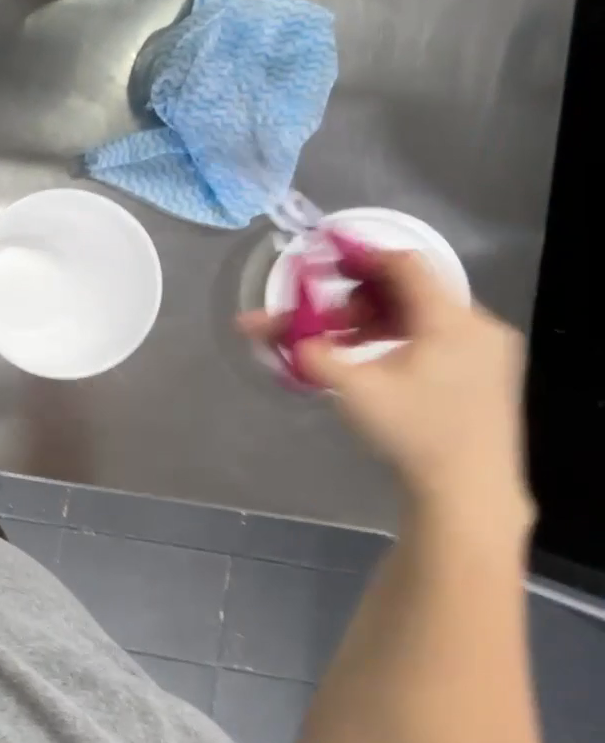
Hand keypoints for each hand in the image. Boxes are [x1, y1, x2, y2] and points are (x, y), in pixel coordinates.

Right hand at [240, 251, 531, 522]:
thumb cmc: (413, 429)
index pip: (404, 266)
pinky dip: (389, 335)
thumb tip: (257, 325)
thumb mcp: (350, 386)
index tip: (317, 260)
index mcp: (451, 321)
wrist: (469, 487)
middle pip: (405, 290)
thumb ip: (305, 348)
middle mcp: (476, 326)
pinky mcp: (480, 371)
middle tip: (315, 321)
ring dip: (365, 319)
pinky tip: (364, 359)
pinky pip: (428, 334)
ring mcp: (484, 350)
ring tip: (332, 344)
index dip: (358, 256)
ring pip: (415, 314)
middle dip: (350, 299)